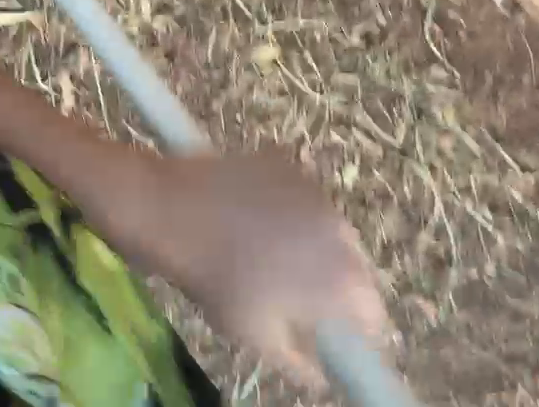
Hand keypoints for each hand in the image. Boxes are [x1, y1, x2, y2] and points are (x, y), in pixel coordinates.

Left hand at [88, 148, 391, 385]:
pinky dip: (286, 204)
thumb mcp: (256, 338)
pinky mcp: (285, 161)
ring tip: (268, 245)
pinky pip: (299, 193)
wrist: (166, 207)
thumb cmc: (210, 278)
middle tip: (292, 286)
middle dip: (333, 280)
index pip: (372, 316)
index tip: (328, 330)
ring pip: (328, 227)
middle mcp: (343, 231)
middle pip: (354, 266)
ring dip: (311, 239)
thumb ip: (301, 366)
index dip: (352, 328)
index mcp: (345, 281)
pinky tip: (254, 211)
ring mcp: (314, 190)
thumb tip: (321, 378)